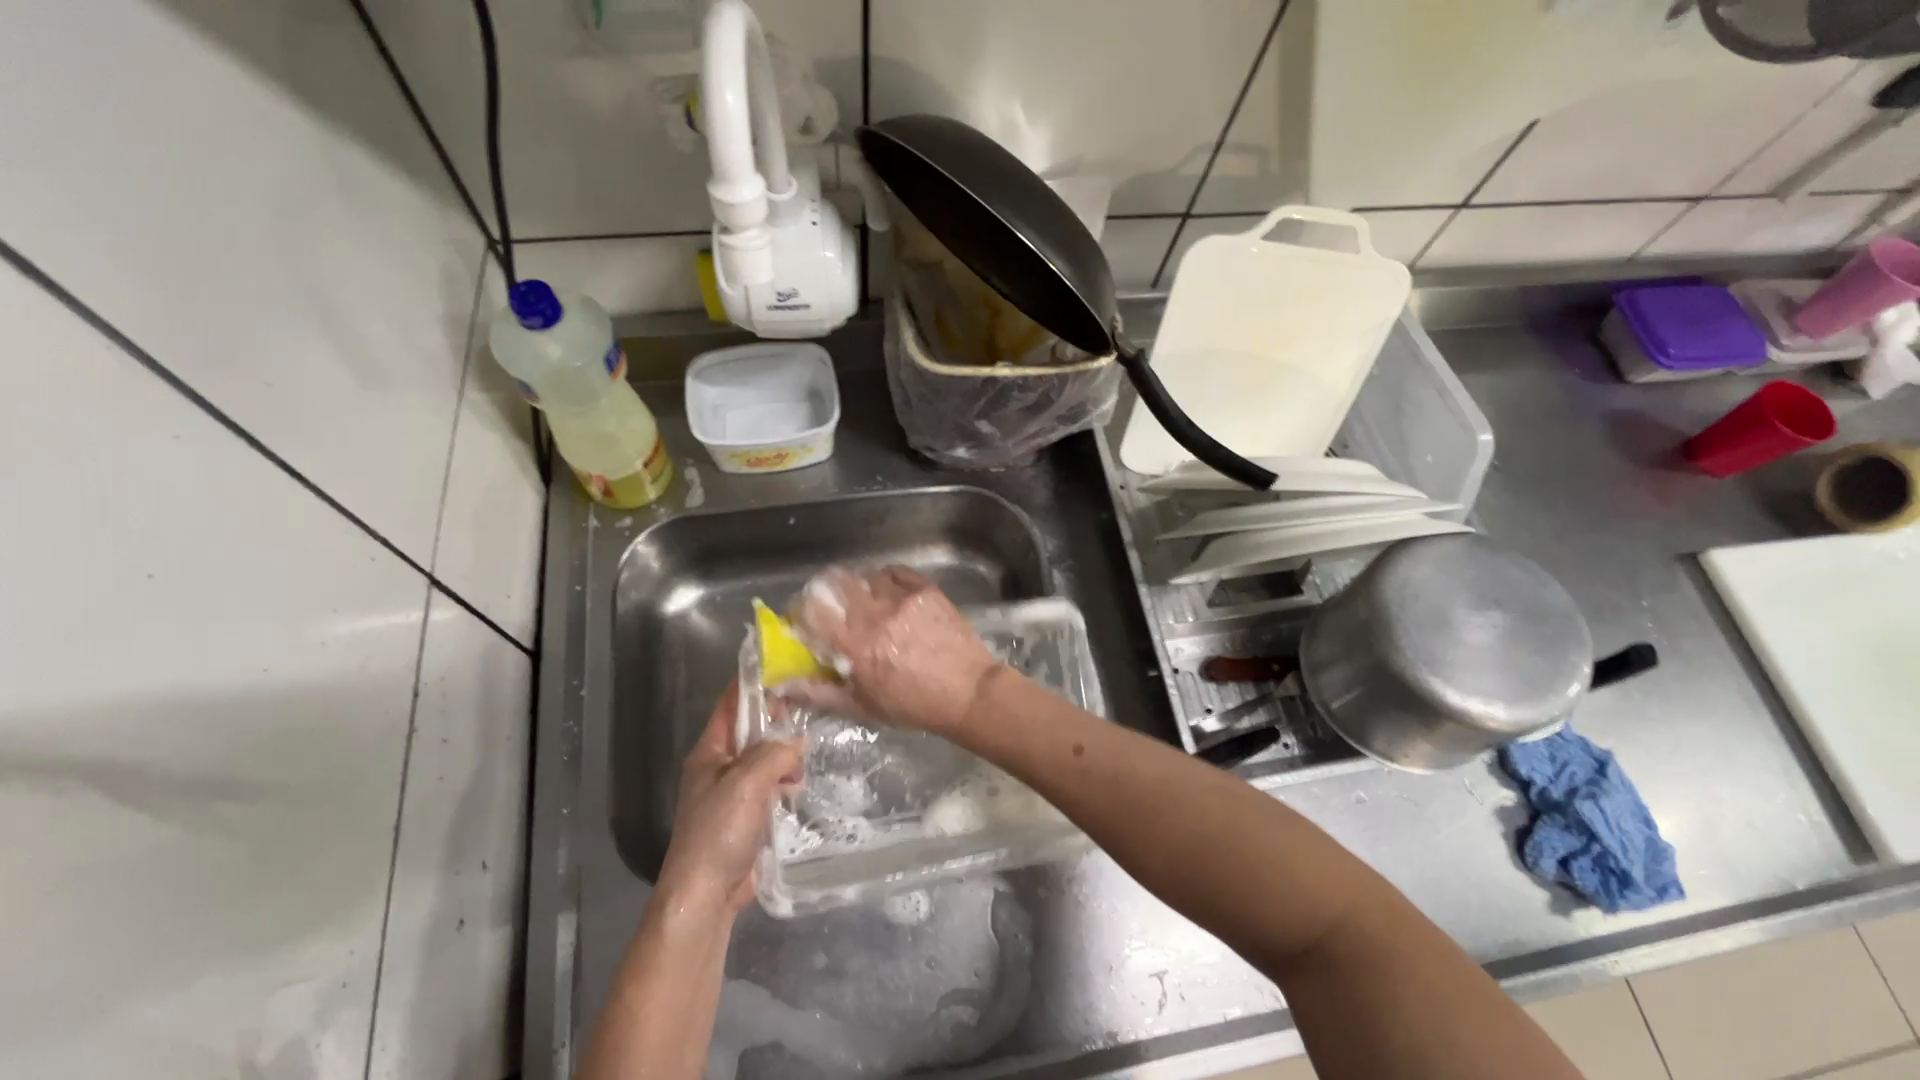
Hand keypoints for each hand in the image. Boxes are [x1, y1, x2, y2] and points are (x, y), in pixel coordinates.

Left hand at [656, 681, 803, 913]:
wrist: (706, 894)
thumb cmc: (719, 831)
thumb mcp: (747, 782)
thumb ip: (774, 753)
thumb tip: (796, 742)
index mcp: (709, 752)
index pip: (730, 704)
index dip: (754, 685)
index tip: (787, 670)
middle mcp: (718, 768)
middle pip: (751, 732)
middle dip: (778, 724)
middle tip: (810, 718)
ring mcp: (731, 795)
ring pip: (764, 761)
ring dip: (785, 759)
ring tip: (804, 765)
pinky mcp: (745, 819)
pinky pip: (769, 789)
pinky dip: (785, 785)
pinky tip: (799, 790)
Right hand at [785, 565, 1003, 734]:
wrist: (968, 692)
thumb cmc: (912, 705)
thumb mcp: (862, 706)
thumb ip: (819, 692)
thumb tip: (782, 685)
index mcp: (855, 644)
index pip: (810, 608)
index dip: (799, 610)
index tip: (802, 619)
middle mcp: (875, 613)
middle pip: (832, 582)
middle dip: (824, 593)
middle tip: (831, 609)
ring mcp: (901, 597)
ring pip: (863, 576)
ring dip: (856, 588)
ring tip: (863, 604)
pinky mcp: (924, 589)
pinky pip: (893, 572)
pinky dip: (883, 580)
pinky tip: (887, 596)